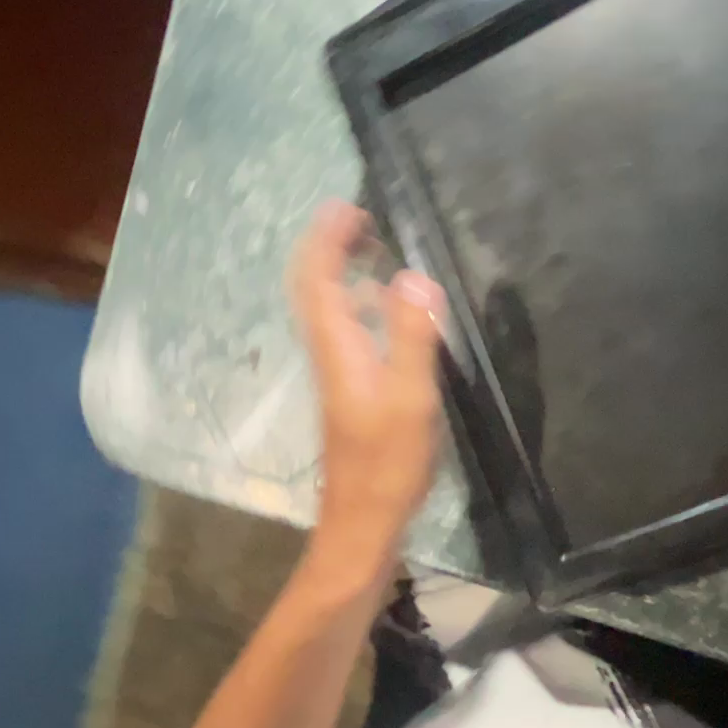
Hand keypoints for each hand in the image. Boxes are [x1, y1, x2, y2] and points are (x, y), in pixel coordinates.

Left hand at [290, 200, 446, 588]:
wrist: (362, 521)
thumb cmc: (387, 462)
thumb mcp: (410, 397)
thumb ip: (413, 336)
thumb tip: (413, 276)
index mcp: (338, 346)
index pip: (317, 278)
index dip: (326, 239)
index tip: (347, 206)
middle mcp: (330, 351)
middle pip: (313, 287)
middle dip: (329, 246)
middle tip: (359, 218)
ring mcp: (338, 371)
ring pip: (328, 306)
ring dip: (341, 270)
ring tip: (372, 246)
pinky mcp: (350, 387)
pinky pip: (346, 327)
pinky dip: (358, 301)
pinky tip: (386, 307)